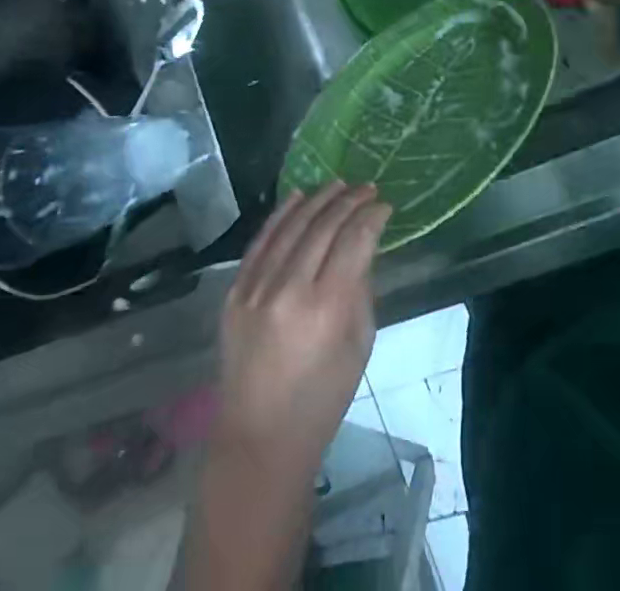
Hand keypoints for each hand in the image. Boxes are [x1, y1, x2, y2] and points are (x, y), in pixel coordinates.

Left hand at [216, 183, 390, 466]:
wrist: (261, 434)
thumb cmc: (323, 399)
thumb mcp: (359, 347)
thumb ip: (362, 291)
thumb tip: (362, 249)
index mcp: (327, 308)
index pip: (353, 243)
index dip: (371, 218)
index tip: (384, 205)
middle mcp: (289, 290)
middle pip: (322, 228)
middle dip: (348, 202)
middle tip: (366, 188)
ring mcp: (255, 289)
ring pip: (289, 228)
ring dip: (315, 201)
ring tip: (337, 184)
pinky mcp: (235, 292)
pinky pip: (259, 244)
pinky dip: (279, 217)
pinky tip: (296, 198)